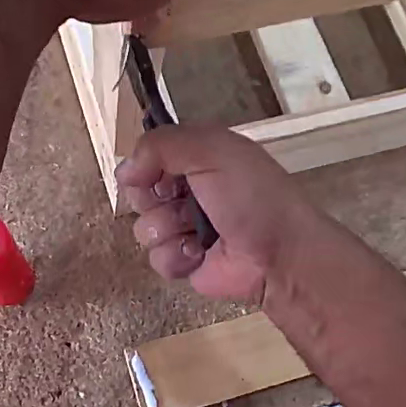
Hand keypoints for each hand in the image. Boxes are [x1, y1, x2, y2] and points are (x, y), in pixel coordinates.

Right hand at [117, 126, 331, 303]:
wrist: (281, 254)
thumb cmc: (251, 196)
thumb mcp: (211, 151)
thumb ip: (161, 146)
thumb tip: (124, 170)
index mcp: (198, 157)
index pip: (148, 156)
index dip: (145, 166)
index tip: (156, 174)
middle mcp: (189, 190)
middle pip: (140, 193)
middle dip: (154, 200)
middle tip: (181, 203)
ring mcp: (185, 227)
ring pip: (143, 228)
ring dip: (167, 230)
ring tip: (197, 233)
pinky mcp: (185, 261)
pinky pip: (156, 258)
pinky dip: (176, 257)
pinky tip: (199, 255)